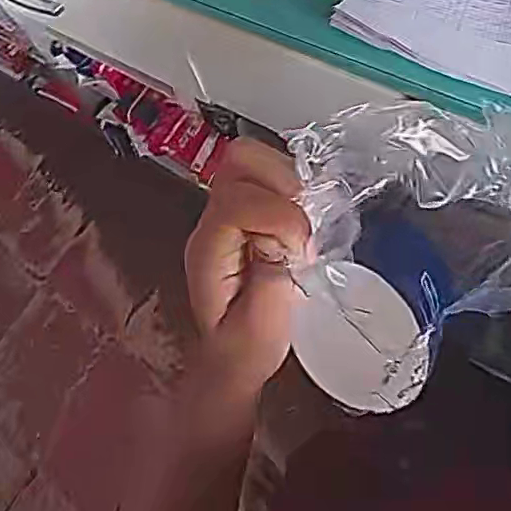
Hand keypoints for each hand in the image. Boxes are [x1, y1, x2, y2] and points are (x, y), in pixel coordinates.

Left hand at [183, 139, 310, 400]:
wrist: (231, 355)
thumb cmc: (244, 349)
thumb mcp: (262, 332)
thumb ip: (273, 279)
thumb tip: (290, 235)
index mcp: (208, 249)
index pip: (237, 202)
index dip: (279, 218)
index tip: (299, 251)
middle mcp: (212, 218)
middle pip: (239, 160)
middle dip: (282, 183)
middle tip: (302, 223)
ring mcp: (227, 204)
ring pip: (255, 155)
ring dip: (289, 181)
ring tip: (302, 221)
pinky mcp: (248, 200)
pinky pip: (269, 166)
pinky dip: (292, 182)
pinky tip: (301, 215)